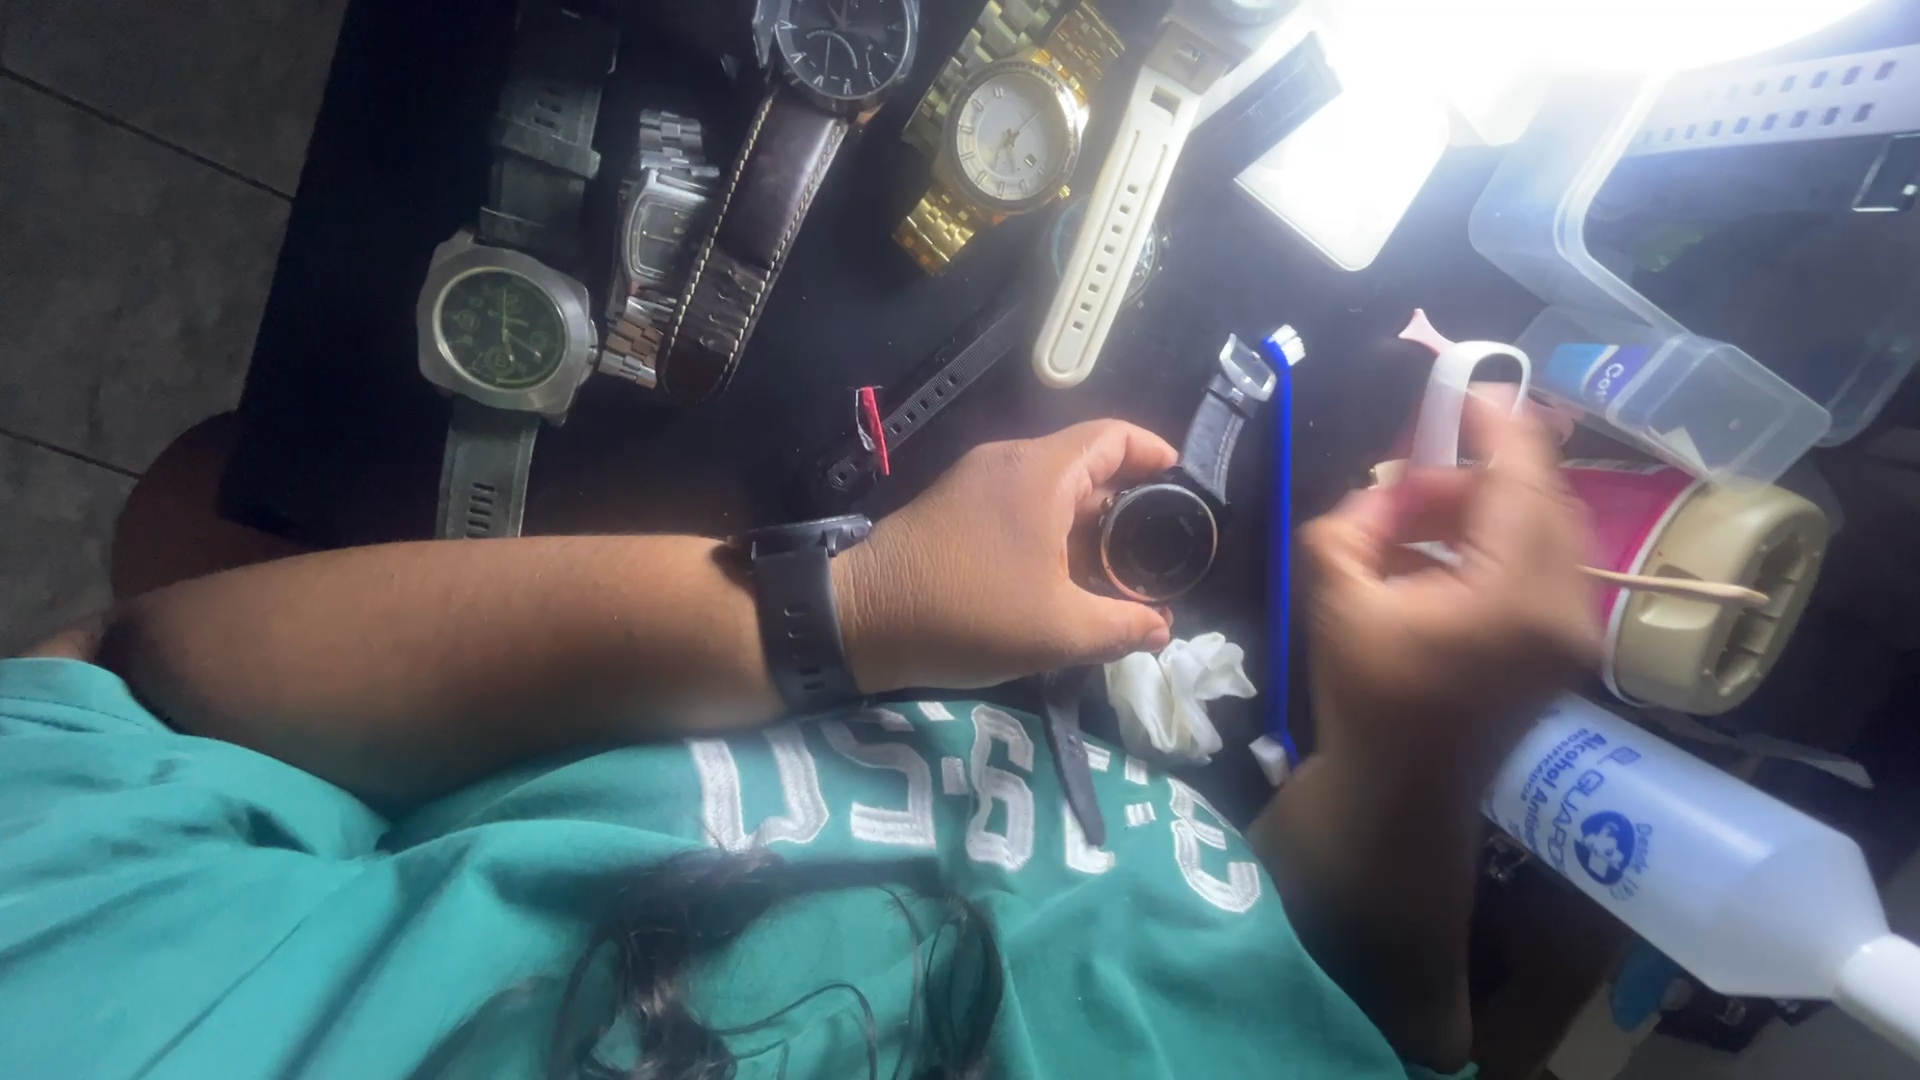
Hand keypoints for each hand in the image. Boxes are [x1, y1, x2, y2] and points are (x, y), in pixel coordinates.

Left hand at [833, 420, 1177, 691]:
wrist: (860, 619)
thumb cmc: (966, 614)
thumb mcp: (1058, 630)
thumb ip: (1121, 627)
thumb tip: (1160, 629)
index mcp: (1040, 472)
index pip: (1113, 437)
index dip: (1153, 453)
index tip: (1180, 487)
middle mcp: (1008, 462)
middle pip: (1085, 463)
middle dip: (1126, 504)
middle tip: (1154, 550)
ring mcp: (975, 482)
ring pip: (1051, 488)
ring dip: (1086, 523)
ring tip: (1115, 572)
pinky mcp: (953, 507)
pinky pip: (1019, 504)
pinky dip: (1051, 530)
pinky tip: (1062, 574)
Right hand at [1301, 399, 1599, 799]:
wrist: (1400, 788)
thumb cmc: (1364, 698)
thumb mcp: (1334, 600)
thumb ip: (1349, 525)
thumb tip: (1383, 492)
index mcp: (1517, 595)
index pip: (1524, 481)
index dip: (1496, 425)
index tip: (1462, 387)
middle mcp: (1567, 606)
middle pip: (1535, 501)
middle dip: (1468, 477)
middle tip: (1401, 479)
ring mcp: (1571, 630)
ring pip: (1535, 533)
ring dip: (1472, 513)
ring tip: (1402, 525)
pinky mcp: (1558, 645)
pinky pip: (1531, 566)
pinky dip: (1481, 546)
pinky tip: (1424, 563)